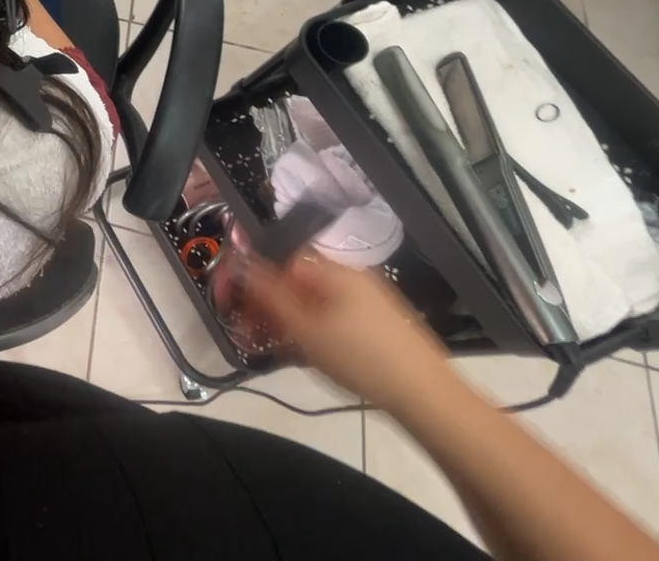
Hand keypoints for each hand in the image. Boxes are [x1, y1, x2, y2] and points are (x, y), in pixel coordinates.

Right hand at [244, 256, 457, 409]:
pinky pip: (329, 314)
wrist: (430, 401)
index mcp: (334, 271)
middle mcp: (350, 278)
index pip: (276, 256)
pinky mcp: (376, 323)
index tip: (228, 296)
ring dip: (283, 316)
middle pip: (292, 278)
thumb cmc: (362, 360)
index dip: (247, 273)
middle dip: (263, 300)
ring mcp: (367, 300)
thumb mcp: (304, 329)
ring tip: (270, 344)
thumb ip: (267, 292)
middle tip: (246, 327)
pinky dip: (308, 326)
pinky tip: (302, 350)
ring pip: (309, 299)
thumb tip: (240, 260)